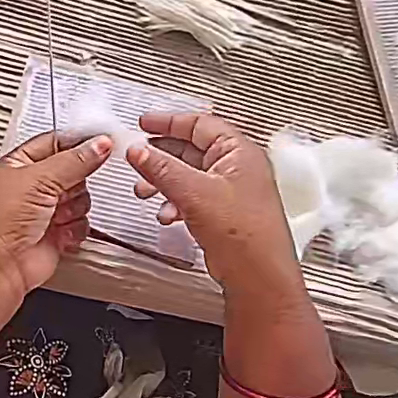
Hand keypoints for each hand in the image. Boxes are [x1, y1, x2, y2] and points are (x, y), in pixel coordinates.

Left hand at [0, 132, 110, 329]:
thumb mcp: (39, 179)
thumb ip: (75, 160)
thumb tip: (100, 144)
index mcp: (21, 163)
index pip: (58, 142)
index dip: (80, 143)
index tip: (103, 143)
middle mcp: (33, 185)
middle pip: (75, 171)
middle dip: (74, 185)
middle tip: (61, 193)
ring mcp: (46, 209)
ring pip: (82, 198)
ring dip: (74, 209)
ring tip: (56, 216)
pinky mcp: (57, 232)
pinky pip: (82, 223)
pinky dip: (74, 229)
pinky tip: (58, 233)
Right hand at [123, 112, 302, 299]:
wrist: (258, 275)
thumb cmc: (246, 234)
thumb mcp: (194, 192)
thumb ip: (162, 168)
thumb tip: (140, 151)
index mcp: (238, 152)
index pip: (199, 124)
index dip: (168, 122)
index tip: (145, 123)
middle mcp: (237, 168)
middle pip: (191, 150)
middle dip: (161, 156)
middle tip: (140, 155)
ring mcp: (230, 192)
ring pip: (189, 176)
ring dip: (164, 182)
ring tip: (145, 189)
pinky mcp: (223, 214)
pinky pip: (192, 198)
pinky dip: (175, 202)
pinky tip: (167, 213)